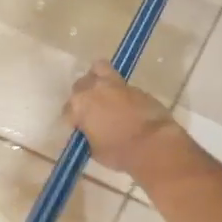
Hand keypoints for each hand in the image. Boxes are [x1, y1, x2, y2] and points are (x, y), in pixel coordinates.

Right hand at [64, 61, 182, 173]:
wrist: (153, 144)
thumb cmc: (118, 151)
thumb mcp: (93, 149)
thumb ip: (87, 135)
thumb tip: (89, 132)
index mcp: (80, 105)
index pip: (68, 110)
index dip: (73, 120)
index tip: (79, 129)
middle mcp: (95, 89)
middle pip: (81, 85)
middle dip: (82, 95)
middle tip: (89, 110)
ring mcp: (117, 85)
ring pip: (100, 70)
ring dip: (98, 80)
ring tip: (102, 94)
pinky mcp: (136, 87)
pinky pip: (121, 85)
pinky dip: (119, 92)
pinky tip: (124, 106)